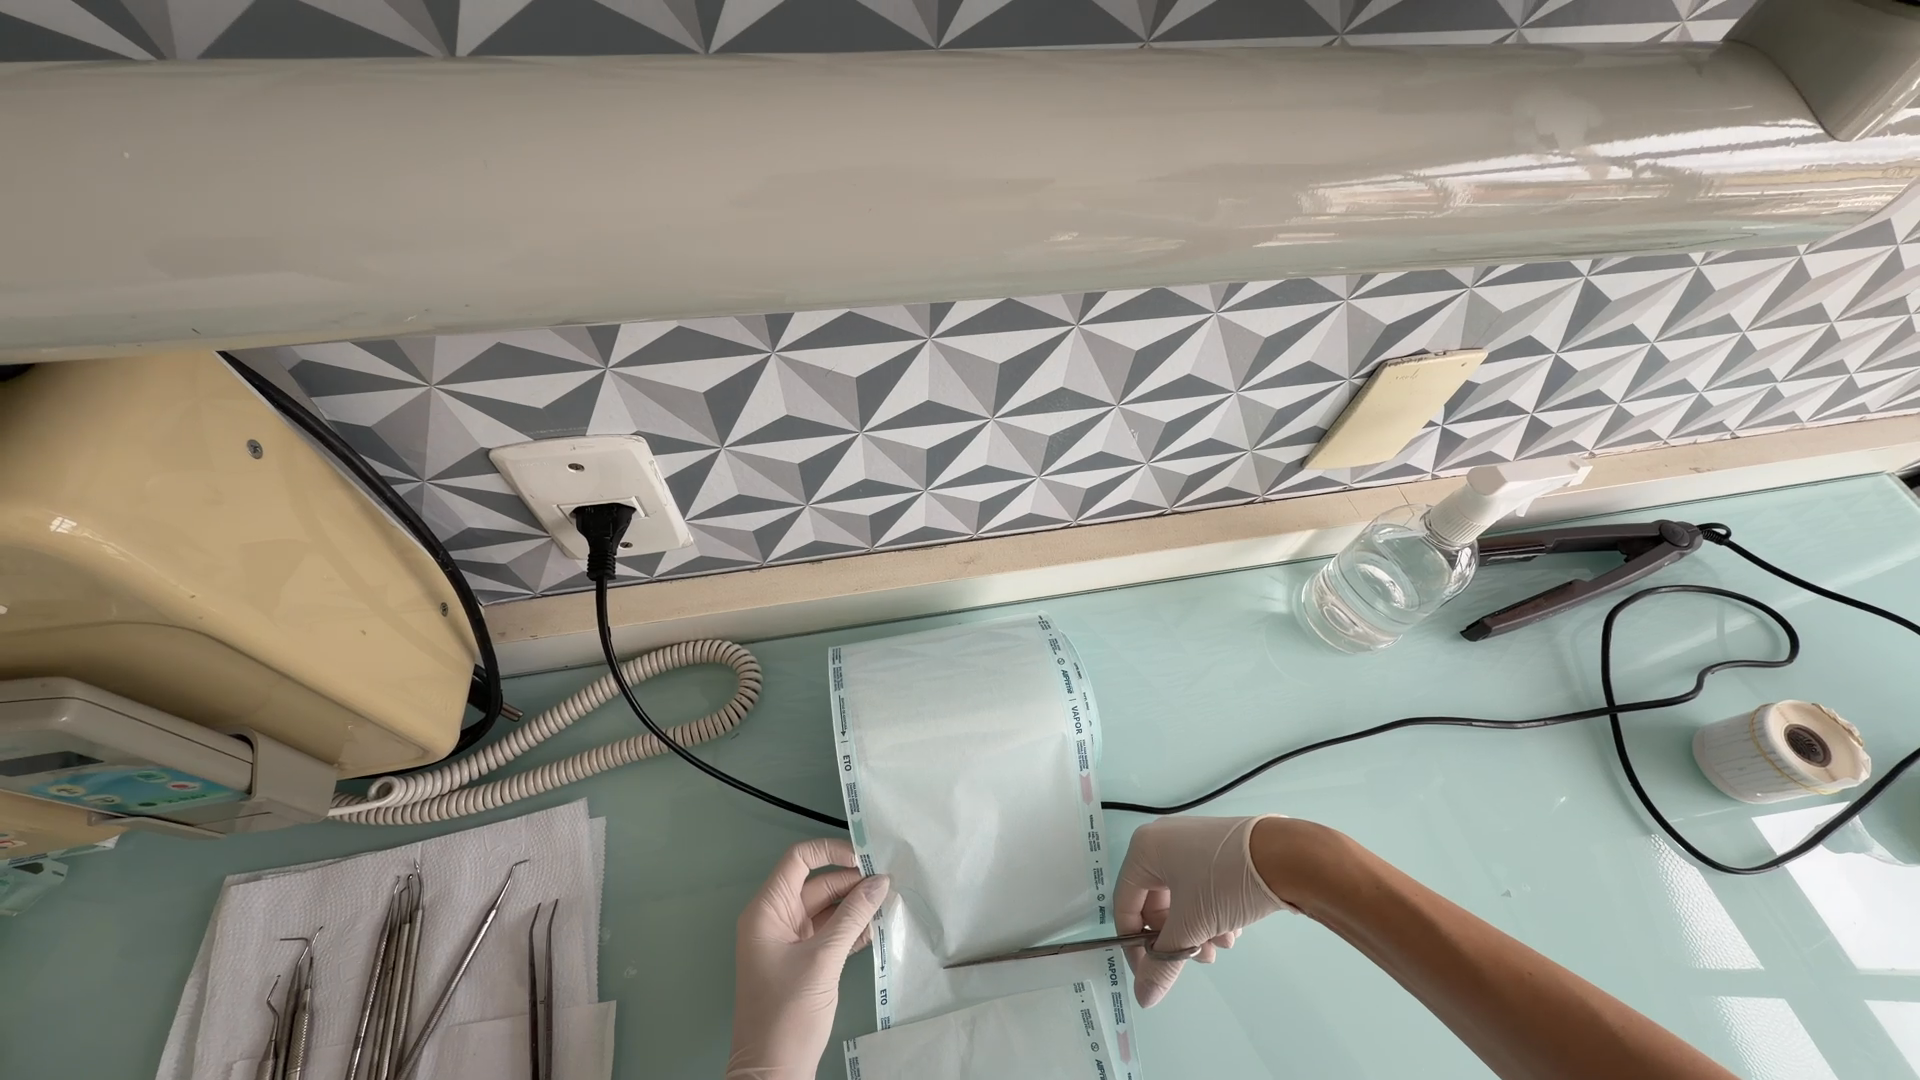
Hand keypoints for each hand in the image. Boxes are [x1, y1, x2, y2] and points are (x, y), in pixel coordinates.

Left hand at [727, 838, 891, 1079]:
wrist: (772, 1074)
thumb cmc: (788, 1013)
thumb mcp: (823, 960)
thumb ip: (853, 916)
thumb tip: (880, 881)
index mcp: (768, 910)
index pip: (799, 860)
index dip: (831, 851)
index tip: (865, 859)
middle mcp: (776, 919)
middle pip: (818, 883)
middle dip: (852, 882)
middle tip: (888, 885)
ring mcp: (789, 941)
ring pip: (828, 908)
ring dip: (856, 907)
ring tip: (888, 906)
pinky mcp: (803, 961)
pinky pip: (830, 931)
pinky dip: (851, 929)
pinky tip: (876, 931)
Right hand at [1115, 815, 1290, 1007]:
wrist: (1285, 855)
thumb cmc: (1226, 882)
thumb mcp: (1191, 926)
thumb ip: (1164, 964)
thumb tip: (1143, 997)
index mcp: (1143, 849)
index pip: (1124, 905)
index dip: (1135, 945)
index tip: (1152, 974)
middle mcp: (1160, 839)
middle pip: (1154, 903)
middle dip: (1176, 936)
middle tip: (1200, 957)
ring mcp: (1189, 840)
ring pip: (1180, 897)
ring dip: (1197, 928)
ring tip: (1224, 944)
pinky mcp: (1214, 845)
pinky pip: (1198, 884)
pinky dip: (1210, 910)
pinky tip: (1233, 926)